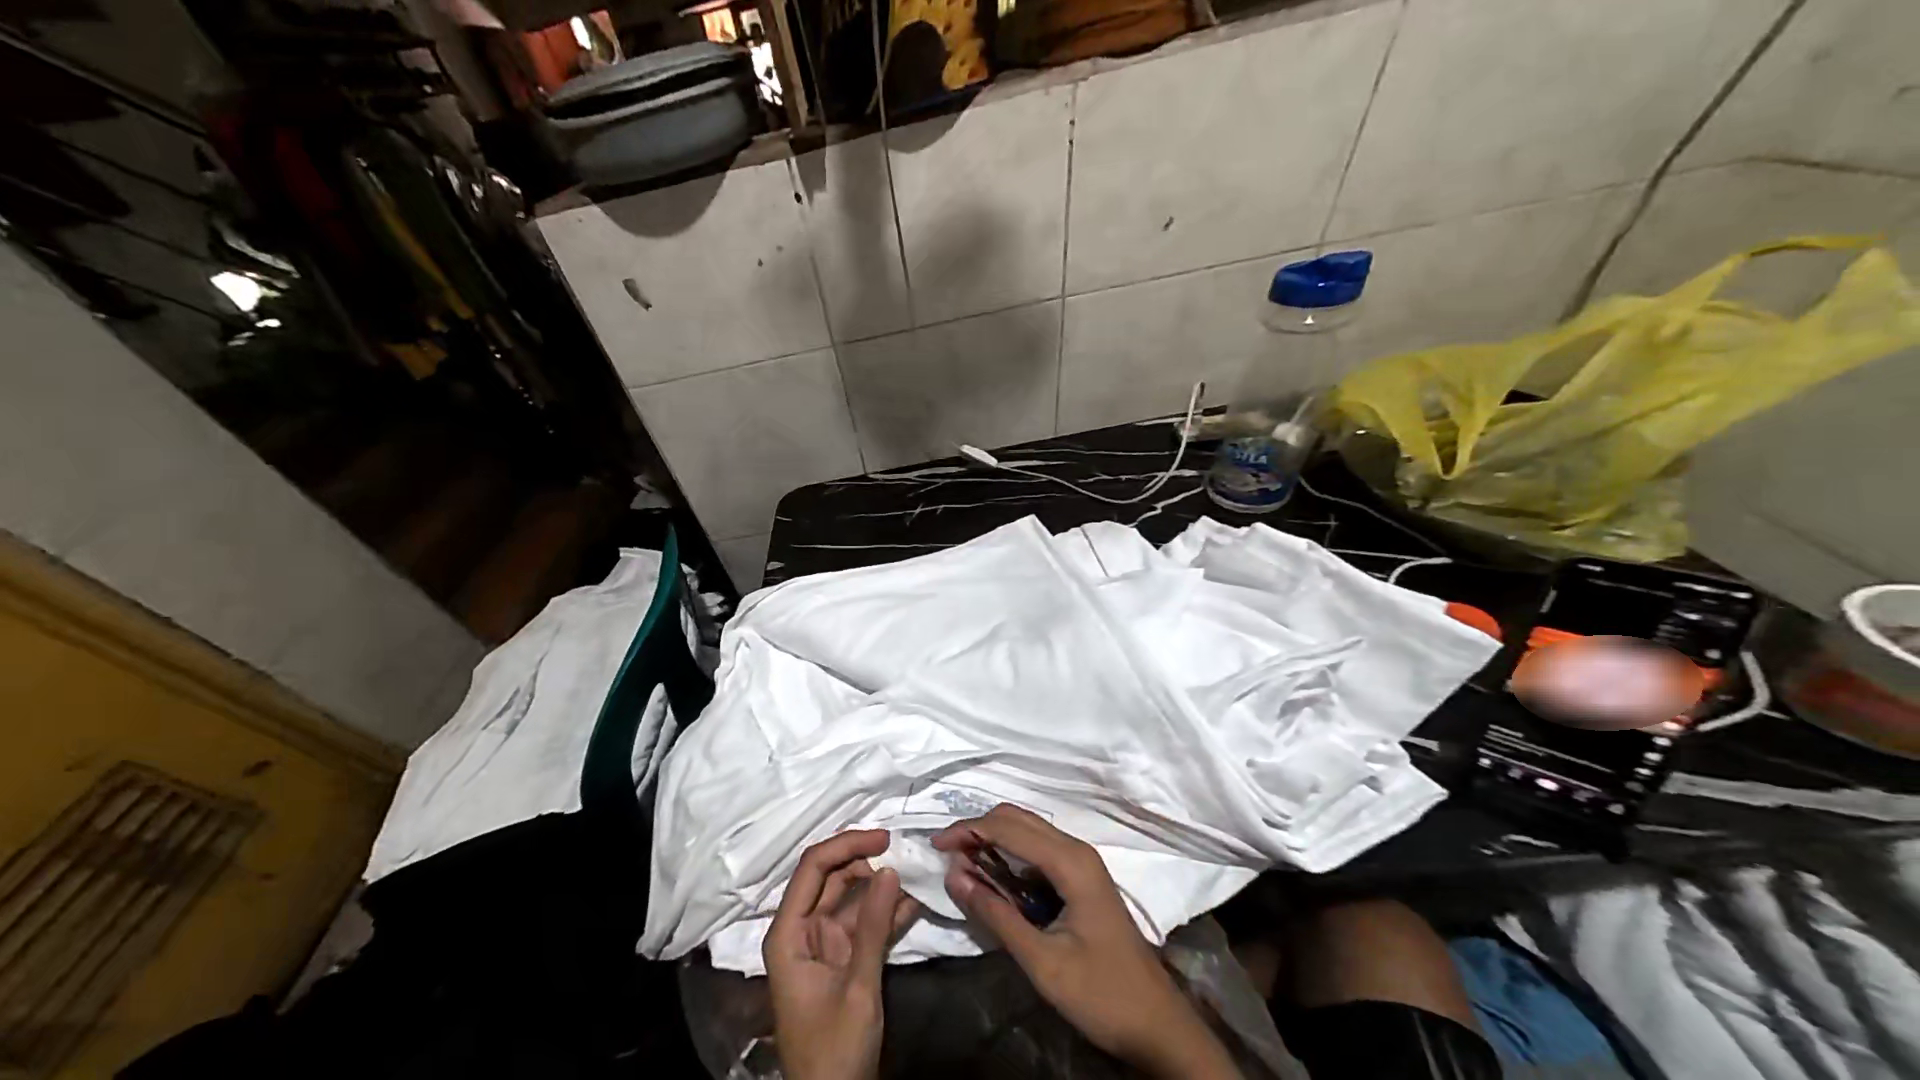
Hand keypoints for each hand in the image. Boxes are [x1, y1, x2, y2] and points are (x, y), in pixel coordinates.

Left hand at [764, 830, 918, 1079]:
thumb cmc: (834, 1050)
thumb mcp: (858, 987)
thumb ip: (874, 926)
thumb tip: (890, 869)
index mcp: (788, 933)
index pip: (812, 868)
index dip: (846, 845)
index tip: (884, 837)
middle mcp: (802, 930)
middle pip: (832, 877)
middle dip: (867, 860)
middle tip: (906, 851)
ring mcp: (824, 943)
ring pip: (852, 897)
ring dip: (883, 886)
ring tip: (917, 873)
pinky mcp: (844, 958)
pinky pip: (865, 923)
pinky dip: (888, 911)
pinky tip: (916, 901)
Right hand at [933, 806, 1240, 1079]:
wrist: (1156, 1023)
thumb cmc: (1101, 993)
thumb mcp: (1041, 961)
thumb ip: (996, 915)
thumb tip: (954, 875)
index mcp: (1071, 862)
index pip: (1009, 827)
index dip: (968, 830)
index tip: (935, 847)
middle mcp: (1077, 850)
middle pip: (1018, 819)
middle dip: (978, 830)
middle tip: (945, 855)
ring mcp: (1082, 863)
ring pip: (1028, 832)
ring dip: (993, 841)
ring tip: (961, 866)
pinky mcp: (1081, 879)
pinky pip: (1038, 852)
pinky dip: (1010, 856)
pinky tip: (992, 879)